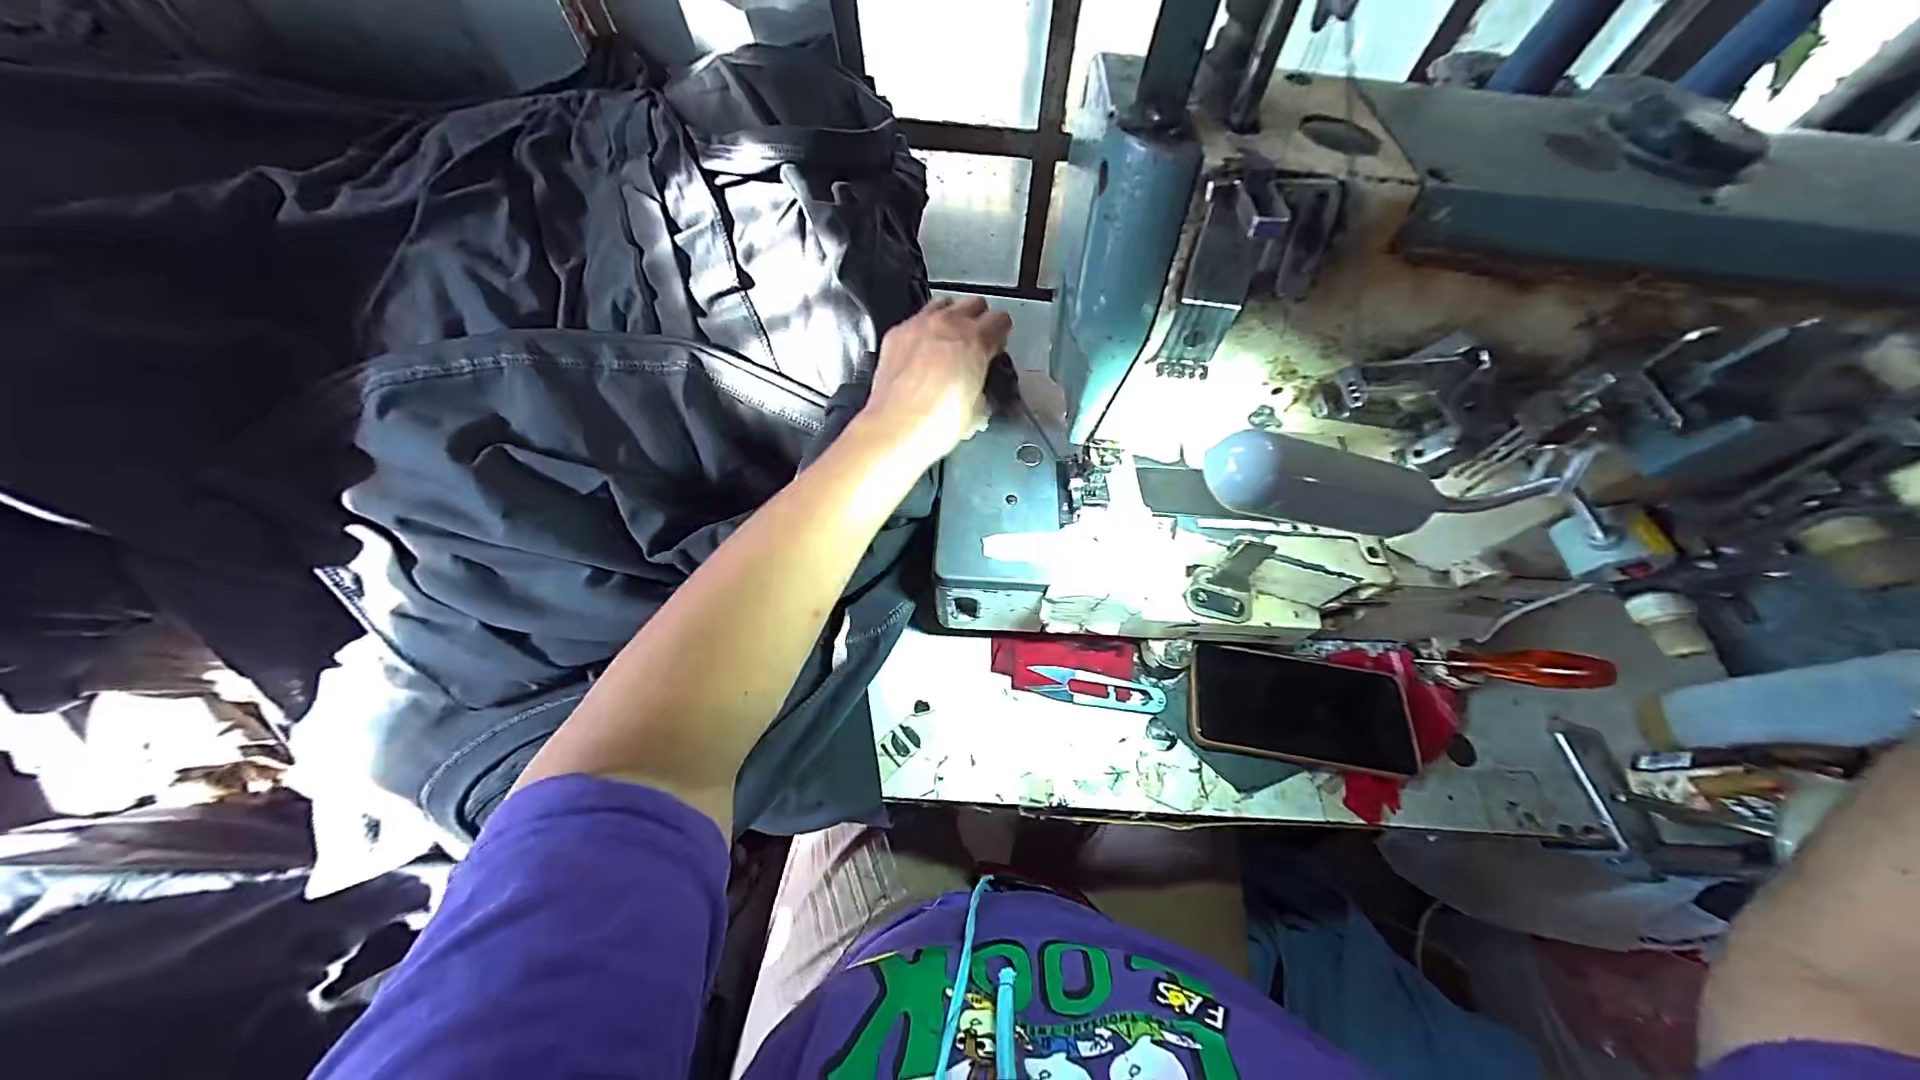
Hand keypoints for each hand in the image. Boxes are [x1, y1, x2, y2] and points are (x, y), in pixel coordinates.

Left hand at [857, 296, 1012, 467]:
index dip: (1002, 333)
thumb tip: (978, 392)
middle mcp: (947, 325)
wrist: (897, 428)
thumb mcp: (977, 410)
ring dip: (951, 317)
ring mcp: (919, 326)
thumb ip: (982, 388)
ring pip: (943, 304)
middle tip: (978, 339)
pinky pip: (915, 320)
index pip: (1000, 320)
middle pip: (973, 304)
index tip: (998, 343)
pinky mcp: (896, 335)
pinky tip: (922, 350)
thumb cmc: (934, 422)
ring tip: (951, 339)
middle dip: (979, 320)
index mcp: (976, 340)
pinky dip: (923, 330)